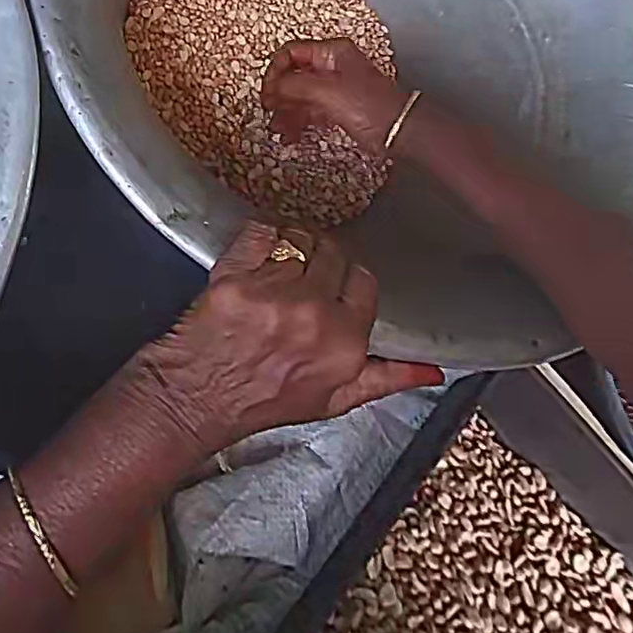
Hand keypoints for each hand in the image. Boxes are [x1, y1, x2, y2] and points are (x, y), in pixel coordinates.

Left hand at [133, 221, 443, 455]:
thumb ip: (386, 379)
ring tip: (276, 269)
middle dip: (318, 260)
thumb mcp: (334, 400)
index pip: (363, 280)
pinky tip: (256, 254)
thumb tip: (432, 371)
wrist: (200, 395)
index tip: (331, 284)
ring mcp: (272, 293)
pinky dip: (259, 236)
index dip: (346, 280)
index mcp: (344, 343)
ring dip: (289, 247)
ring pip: (297, 240)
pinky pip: (260, 232)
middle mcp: (313, 315)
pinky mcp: (235, 277)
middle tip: (300, 276)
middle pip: (331, 253)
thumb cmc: (265, 399)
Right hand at [260, 39, 408, 154]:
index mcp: (331, 53)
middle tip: (268, 111)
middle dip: (278, 94)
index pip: (291, 53)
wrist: (398, 130)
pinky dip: (298, 121)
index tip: (267, 92)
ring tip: (278, 129)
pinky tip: (290, 135)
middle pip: (293, 75)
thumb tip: (272, 86)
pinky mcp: (337, 108)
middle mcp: (331, 67)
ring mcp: (334, 88)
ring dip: (285, 111)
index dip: (275, 71)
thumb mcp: (326, 90)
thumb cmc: (369, 105)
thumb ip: (294, 84)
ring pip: (299, 96)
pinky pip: (309, 111)